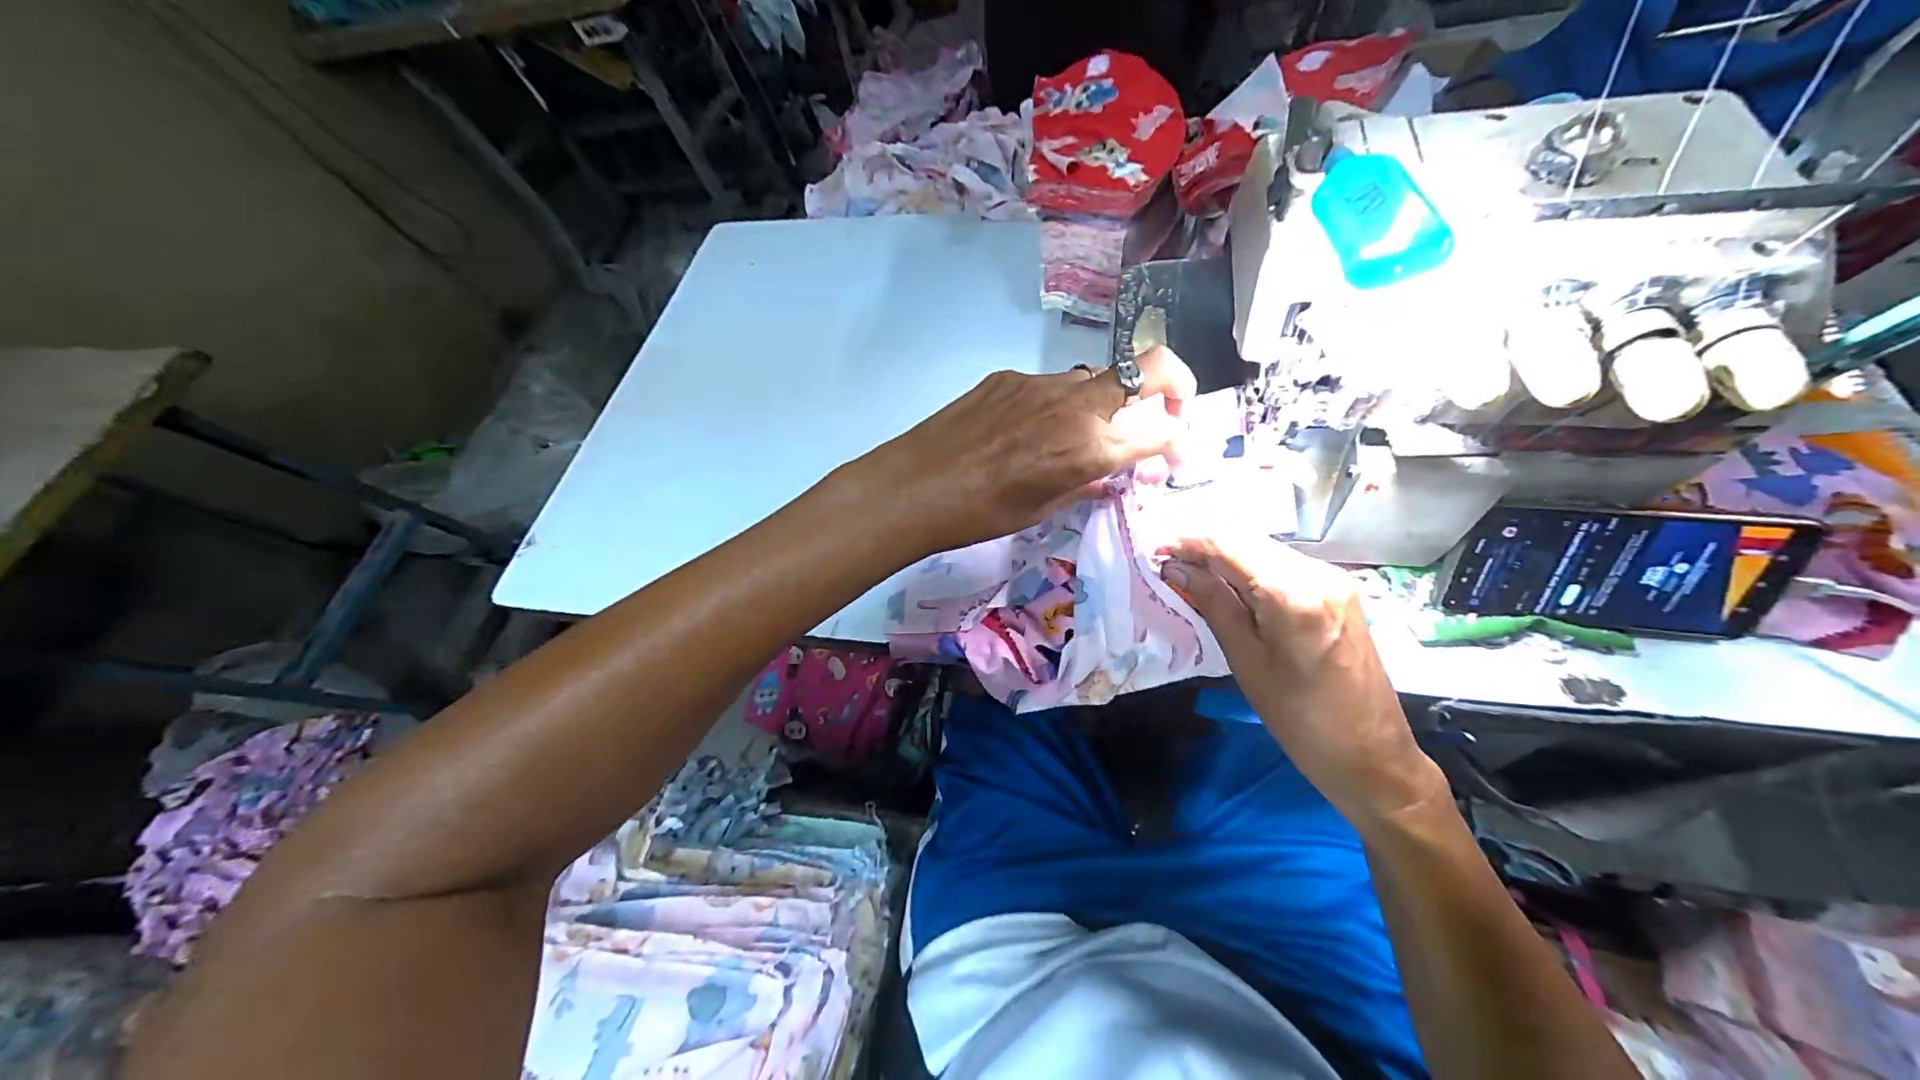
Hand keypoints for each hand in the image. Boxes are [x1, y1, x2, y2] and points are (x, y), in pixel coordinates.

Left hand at [858, 347, 1195, 552]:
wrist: (914, 487)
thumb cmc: (981, 514)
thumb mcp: (1042, 508)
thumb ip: (1084, 483)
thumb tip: (1107, 475)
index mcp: (1090, 447)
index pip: (1162, 428)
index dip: (1179, 440)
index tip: (1176, 452)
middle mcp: (1076, 405)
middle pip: (1150, 367)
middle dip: (1172, 386)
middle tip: (1162, 412)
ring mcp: (1041, 383)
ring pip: (1096, 377)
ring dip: (1104, 400)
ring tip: (1077, 432)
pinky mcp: (1008, 376)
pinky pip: (1051, 384)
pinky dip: (1057, 403)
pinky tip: (1026, 431)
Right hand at [1158, 534, 1446, 824]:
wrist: (1370, 753)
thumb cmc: (1298, 717)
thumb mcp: (1245, 660)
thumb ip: (1213, 604)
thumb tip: (1177, 569)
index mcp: (1293, 594)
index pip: (1229, 547)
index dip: (1188, 544)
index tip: (1155, 550)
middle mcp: (1318, 574)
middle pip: (1249, 542)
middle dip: (1206, 547)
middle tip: (1168, 562)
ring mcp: (1334, 580)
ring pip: (1267, 551)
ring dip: (1228, 556)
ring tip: (1192, 573)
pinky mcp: (1340, 592)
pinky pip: (1286, 566)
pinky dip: (1253, 568)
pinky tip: (1232, 584)